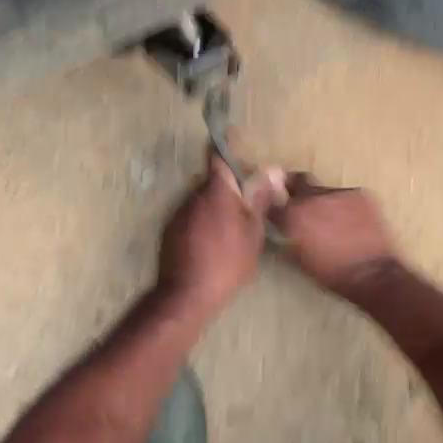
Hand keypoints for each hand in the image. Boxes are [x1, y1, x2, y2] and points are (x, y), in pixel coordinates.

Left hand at [157, 156, 282, 315]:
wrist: (188, 293)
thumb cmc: (228, 262)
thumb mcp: (252, 233)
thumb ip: (259, 199)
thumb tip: (272, 170)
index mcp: (217, 191)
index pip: (218, 155)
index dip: (227, 148)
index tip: (239, 149)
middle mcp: (194, 195)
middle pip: (212, 181)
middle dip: (228, 187)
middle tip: (246, 204)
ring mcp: (179, 212)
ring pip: (202, 200)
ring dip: (215, 207)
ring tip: (231, 229)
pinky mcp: (170, 229)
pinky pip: (191, 216)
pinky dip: (202, 222)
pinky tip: (212, 243)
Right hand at [269, 174, 399, 291]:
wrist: (372, 274)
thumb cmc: (331, 273)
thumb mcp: (299, 257)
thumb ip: (288, 234)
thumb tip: (286, 225)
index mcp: (292, 215)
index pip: (274, 198)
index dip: (274, 202)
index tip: (277, 206)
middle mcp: (311, 197)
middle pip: (297, 181)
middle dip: (296, 188)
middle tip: (300, 201)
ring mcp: (337, 192)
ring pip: (323, 190)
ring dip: (323, 201)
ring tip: (332, 218)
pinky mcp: (359, 193)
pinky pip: (345, 195)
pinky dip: (344, 204)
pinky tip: (351, 221)